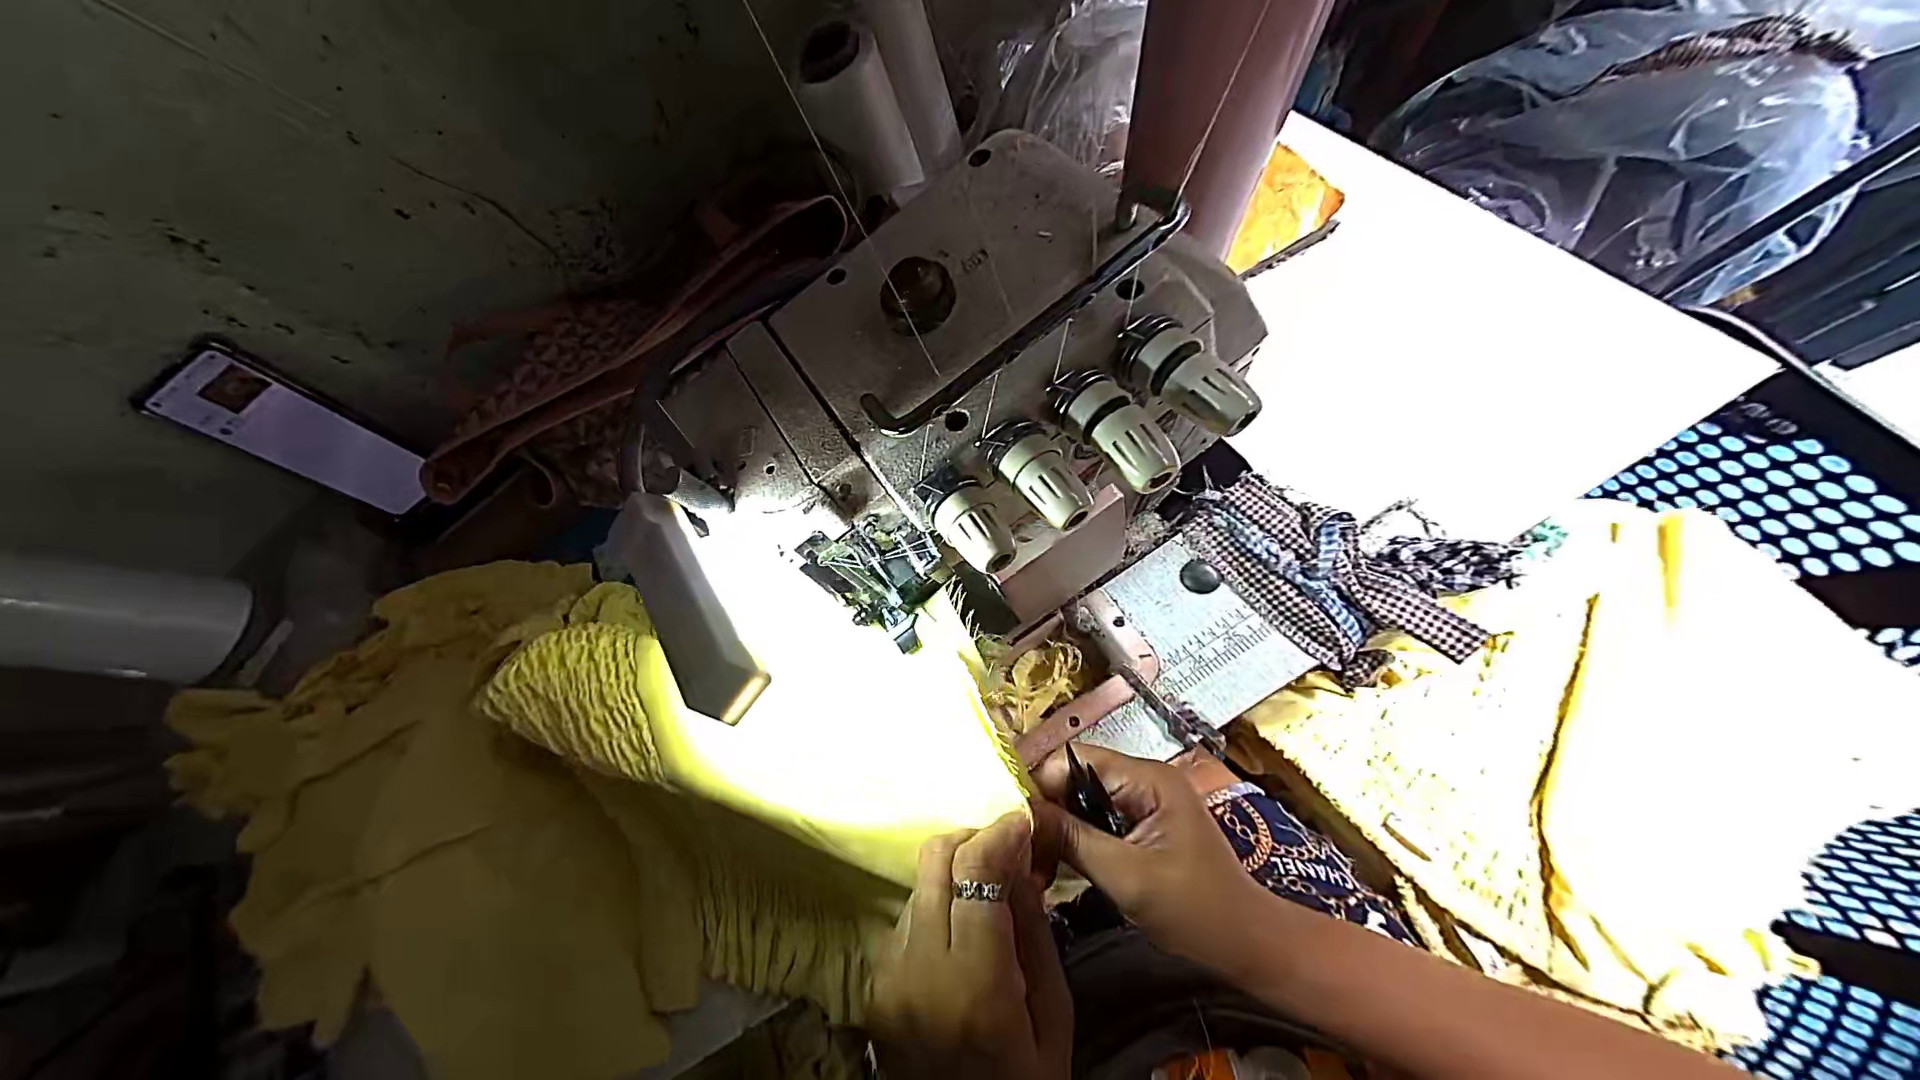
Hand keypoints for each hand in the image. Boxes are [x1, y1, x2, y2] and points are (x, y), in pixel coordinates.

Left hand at [868, 812, 1071, 1079]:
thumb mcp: (1053, 1017)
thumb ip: (1034, 933)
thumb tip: (1019, 865)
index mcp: (975, 982)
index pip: (974, 872)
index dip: (1000, 833)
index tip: (1022, 820)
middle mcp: (920, 968)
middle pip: (935, 860)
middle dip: (973, 837)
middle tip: (1005, 847)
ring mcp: (888, 974)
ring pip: (919, 882)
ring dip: (954, 870)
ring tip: (986, 888)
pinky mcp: (874, 983)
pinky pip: (907, 917)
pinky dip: (936, 904)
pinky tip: (959, 925)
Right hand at [1033, 745, 1265, 970]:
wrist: (1249, 945)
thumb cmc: (1195, 910)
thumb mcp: (1127, 876)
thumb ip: (1073, 839)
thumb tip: (1023, 813)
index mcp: (1147, 778)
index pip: (1075, 758)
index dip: (1041, 782)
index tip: (1014, 818)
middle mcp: (1143, 779)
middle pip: (1075, 777)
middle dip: (1047, 809)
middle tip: (1022, 848)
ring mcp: (1143, 802)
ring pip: (1082, 801)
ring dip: (1059, 828)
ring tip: (1035, 862)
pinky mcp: (1141, 825)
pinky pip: (1097, 820)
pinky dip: (1076, 840)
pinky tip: (1057, 865)